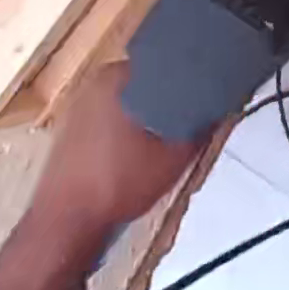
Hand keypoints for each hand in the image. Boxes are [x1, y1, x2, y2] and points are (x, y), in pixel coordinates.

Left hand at [25, 63, 200, 257]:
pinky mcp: (73, 130)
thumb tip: (225, 108)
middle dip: (173, 94)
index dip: (192, 74)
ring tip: (176, 128)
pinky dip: (132, 124)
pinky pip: (114, 115)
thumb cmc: (117, 185)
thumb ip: (204, 127)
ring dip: (152, 110)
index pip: (167, 60)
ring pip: (132, 98)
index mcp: (117, 75)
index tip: (211, 86)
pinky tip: (145, 146)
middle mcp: (95, 83)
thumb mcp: (175, 156)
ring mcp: (80, 106)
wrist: (63, 229)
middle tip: (198, 110)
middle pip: (149, 79)